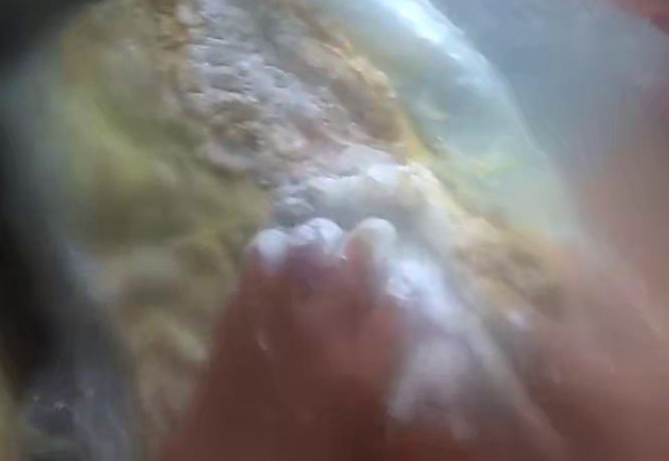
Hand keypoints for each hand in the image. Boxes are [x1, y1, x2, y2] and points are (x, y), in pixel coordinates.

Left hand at [161, 221, 401, 460]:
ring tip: (326, 234)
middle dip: (368, 244)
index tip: (411, 275)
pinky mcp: (237, 308)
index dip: (407, 286)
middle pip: (350, 269)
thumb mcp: (371, 445)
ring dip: (316, 239)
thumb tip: (431, 382)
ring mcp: (273, 313)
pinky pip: (257, 261)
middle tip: (376, 230)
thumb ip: (399, 409)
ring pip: (300, 252)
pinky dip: (273, 247)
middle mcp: (320, 332)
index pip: (398, 308)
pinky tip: (280, 246)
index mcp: (362, 373)